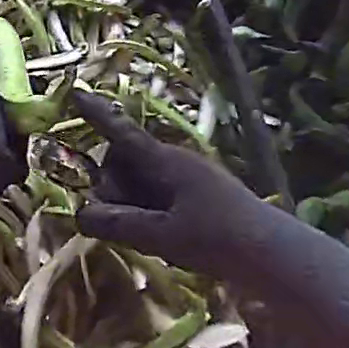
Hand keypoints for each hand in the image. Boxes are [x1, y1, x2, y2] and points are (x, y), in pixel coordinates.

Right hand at [72, 90, 348, 347]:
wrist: (273, 254)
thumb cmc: (216, 239)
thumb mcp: (161, 235)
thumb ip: (118, 223)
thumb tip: (79, 213)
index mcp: (164, 161)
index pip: (121, 133)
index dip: (97, 115)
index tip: (75, 93)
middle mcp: (173, 160)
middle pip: (123, 163)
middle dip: (113, 189)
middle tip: (125, 224)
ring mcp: (187, 175)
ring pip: (139, 180)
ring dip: (132, 204)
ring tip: (150, 237)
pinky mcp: (196, 192)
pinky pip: (157, 192)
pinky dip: (149, 210)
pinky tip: (163, 237)